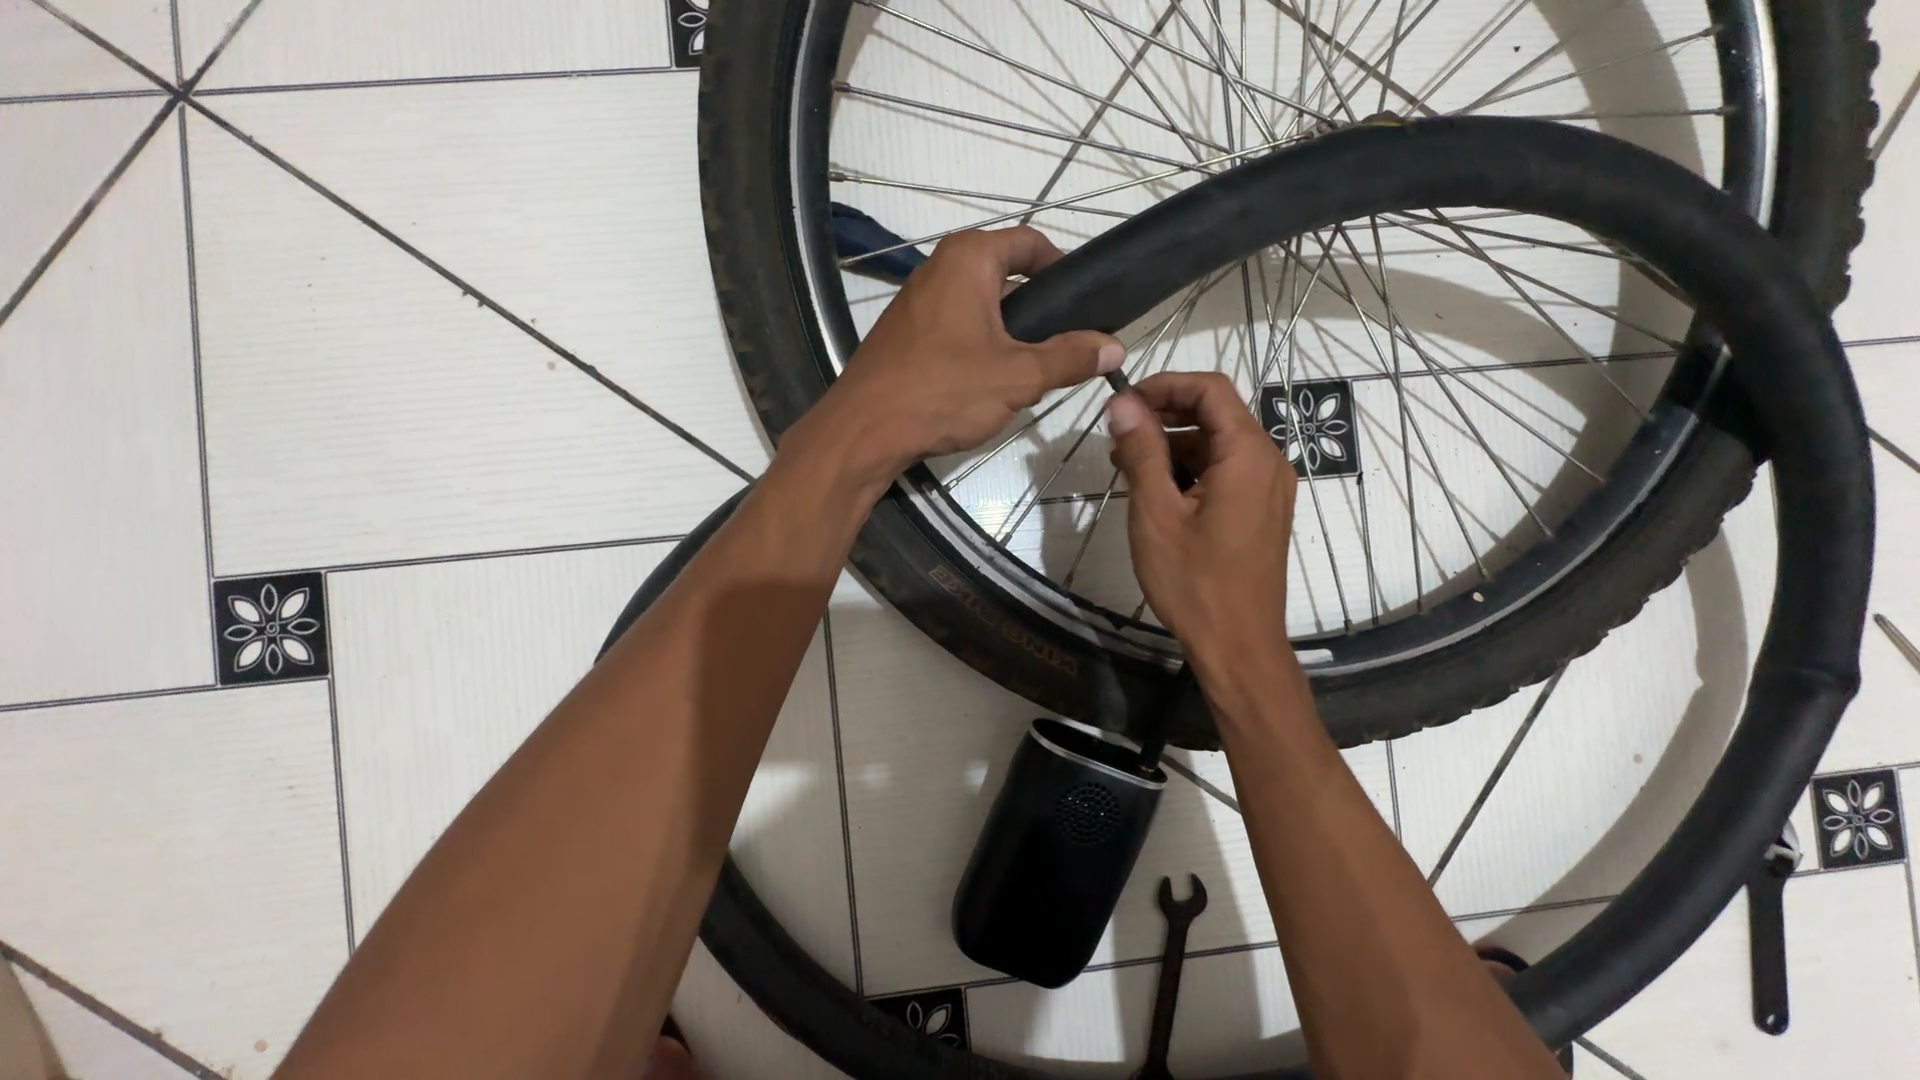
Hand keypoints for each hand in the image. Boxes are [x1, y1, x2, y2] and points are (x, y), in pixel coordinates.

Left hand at [792, 226, 1123, 481]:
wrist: (863, 432)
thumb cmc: (943, 391)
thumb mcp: (1018, 376)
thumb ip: (1070, 358)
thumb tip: (1115, 347)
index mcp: (969, 258)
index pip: (1031, 243)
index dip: (1065, 270)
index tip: (1088, 305)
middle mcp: (940, 267)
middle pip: (1007, 275)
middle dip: (1040, 310)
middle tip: (1067, 348)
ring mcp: (918, 301)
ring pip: (982, 306)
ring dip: (1011, 334)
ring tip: (1035, 372)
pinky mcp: (906, 334)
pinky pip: (957, 328)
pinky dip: (981, 347)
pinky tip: (992, 385)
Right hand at [1107, 372, 1297, 671]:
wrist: (1239, 646)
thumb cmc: (1194, 583)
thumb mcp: (1156, 514)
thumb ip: (1141, 451)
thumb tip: (1122, 403)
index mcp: (1248, 455)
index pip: (1210, 389)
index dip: (1164, 385)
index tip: (1122, 404)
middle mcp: (1268, 461)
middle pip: (1215, 414)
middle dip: (1163, 416)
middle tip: (1116, 437)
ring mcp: (1269, 488)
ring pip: (1216, 444)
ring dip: (1172, 446)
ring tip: (1125, 468)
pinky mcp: (1261, 510)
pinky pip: (1224, 472)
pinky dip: (1189, 471)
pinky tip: (1154, 492)